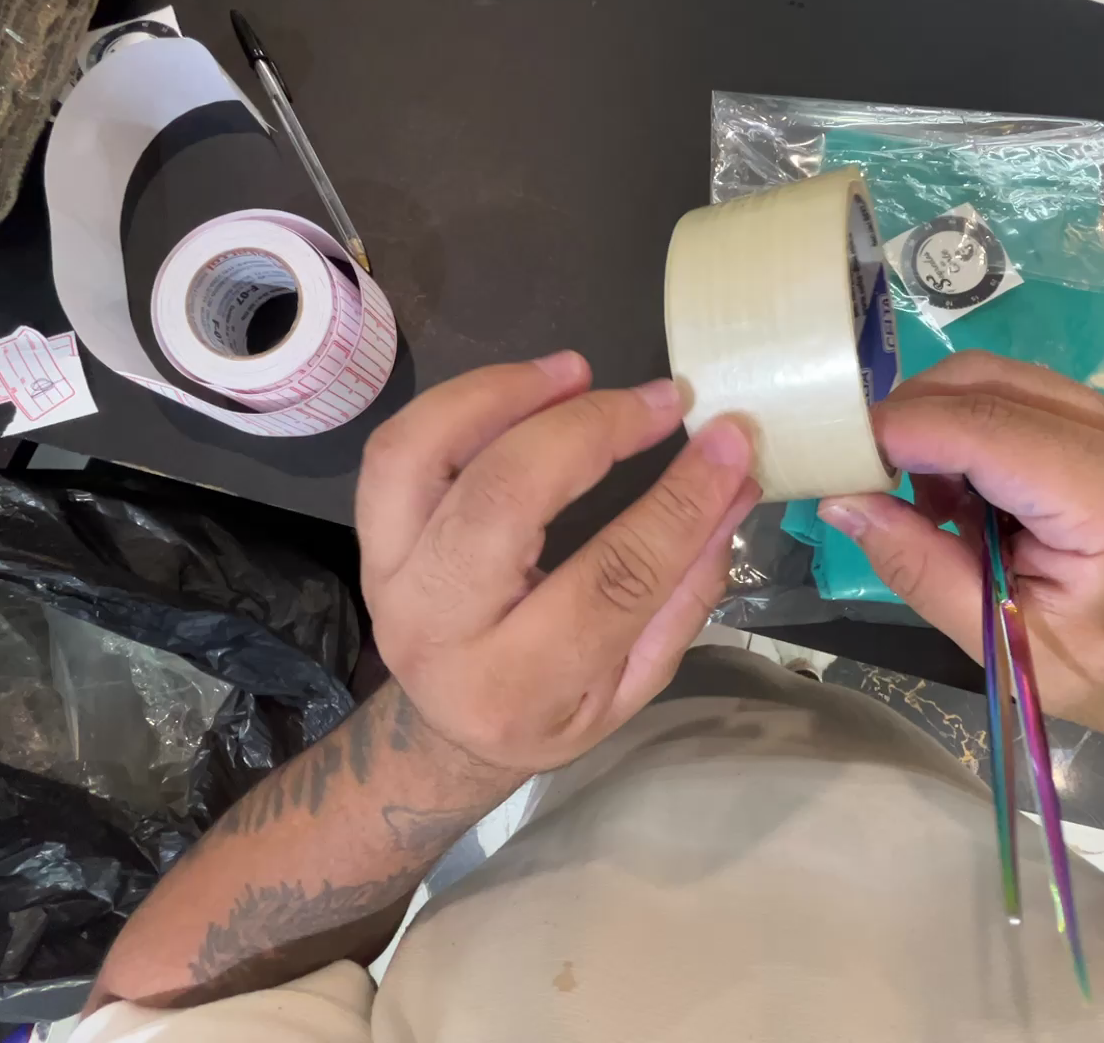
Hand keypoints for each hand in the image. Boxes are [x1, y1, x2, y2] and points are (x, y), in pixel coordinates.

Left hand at [356, 351, 759, 774]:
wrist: (444, 732)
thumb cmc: (552, 711)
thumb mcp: (636, 681)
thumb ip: (688, 589)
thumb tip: (734, 487)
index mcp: (522, 684)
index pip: (613, 577)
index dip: (680, 500)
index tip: (729, 441)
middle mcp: (442, 628)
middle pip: (506, 498)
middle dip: (593, 429)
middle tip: (659, 400)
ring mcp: (391, 577)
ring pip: (423, 455)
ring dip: (504, 394)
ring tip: (576, 371)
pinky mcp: (369, 541)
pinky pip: (397, 449)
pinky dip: (460, 401)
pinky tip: (525, 386)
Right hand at [817, 351, 1103, 750]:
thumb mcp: (1003, 643)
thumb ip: (919, 568)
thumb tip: (841, 503)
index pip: (989, 429)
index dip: (903, 430)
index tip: (835, 454)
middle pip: (990, 382)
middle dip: (910, 415)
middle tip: (863, 472)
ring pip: (999, 379)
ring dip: (937, 421)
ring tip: (922, 496)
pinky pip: (1017, 397)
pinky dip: (965, 429)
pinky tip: (961, 490)